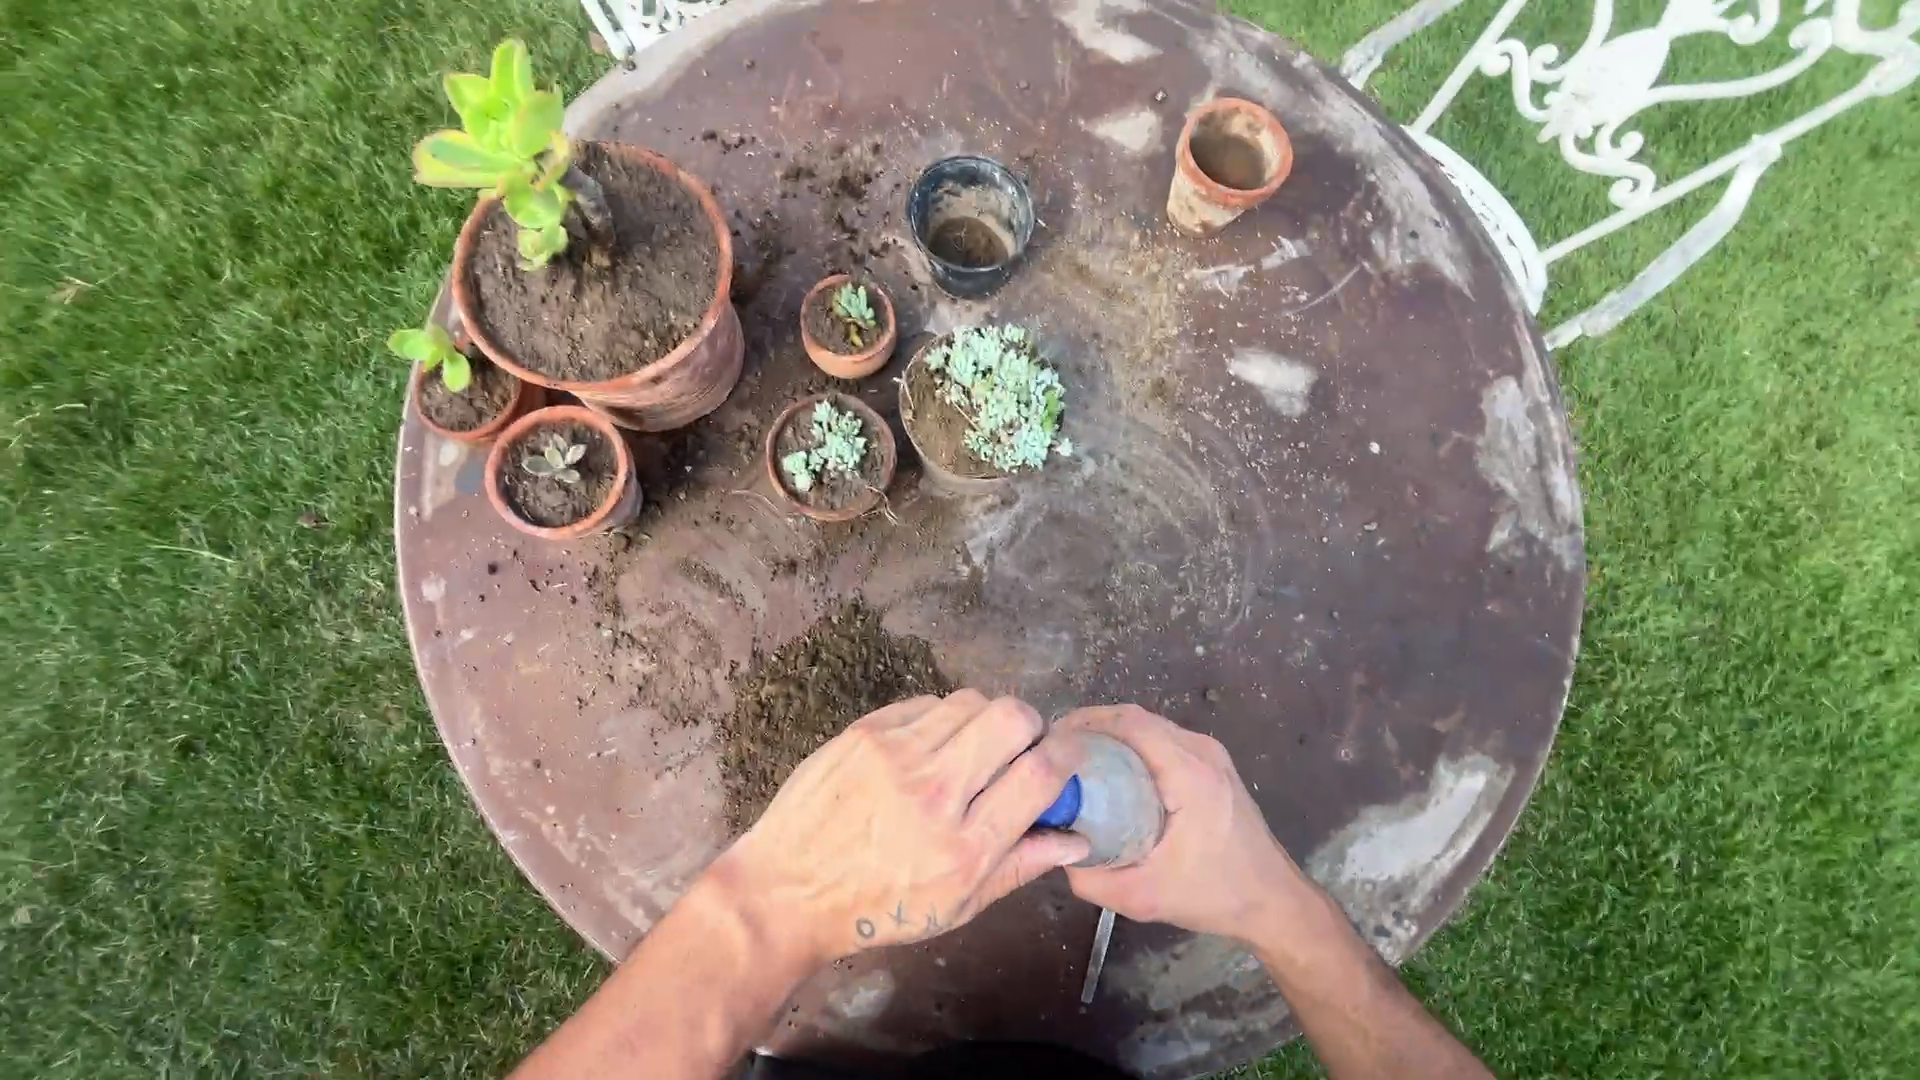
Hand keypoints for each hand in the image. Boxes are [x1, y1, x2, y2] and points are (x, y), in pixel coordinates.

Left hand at [706, 690, 1089, 967]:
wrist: (786, 888)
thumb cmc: (877, 908)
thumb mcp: (957, 906)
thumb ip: (1021, 865)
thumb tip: (1076, 837)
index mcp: (964, 847)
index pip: (1041, 775)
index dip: (1067, 757)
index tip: (1066, 757)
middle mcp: (934, 791)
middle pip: (1013, 718)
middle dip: (1030, 727)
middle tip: (1018, 749)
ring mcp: (896, 752)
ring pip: (971, 701)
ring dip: (985, 720)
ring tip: (970, 748)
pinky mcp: (866, 730)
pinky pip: (927, 702)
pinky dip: (942, 719)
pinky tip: (929, 747)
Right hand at [1059, 705, 1310, 939]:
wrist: (1275, 902)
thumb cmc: (1214, 895)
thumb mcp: (1144, 897)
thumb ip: (1093, 879)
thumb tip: (1055, 851)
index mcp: (1189, 773)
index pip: (1130, 724)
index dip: (1086, 723)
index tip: (1052, 739)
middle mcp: (1201, 751)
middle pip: (1136, 717)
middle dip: (1091, 725)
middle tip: (1055, 748)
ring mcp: (1210, 752)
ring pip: (1149, 724)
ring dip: (1111, 732)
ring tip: (1075, 756)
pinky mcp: (1212, 761)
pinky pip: (1162, 737)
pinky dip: (1131, 742)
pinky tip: (1109, 767)